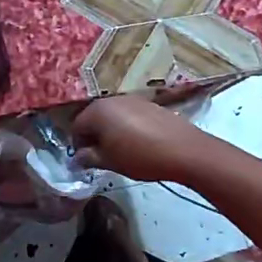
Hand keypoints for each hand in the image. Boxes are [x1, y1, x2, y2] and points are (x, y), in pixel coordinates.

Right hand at [70, 96, 208, 184]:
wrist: (185, 150)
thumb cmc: (140, 156)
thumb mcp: (109, 162)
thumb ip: (88, 158)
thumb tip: (77, 157)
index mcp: (96, 111)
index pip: (76, 126)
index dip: (77, 144)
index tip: (85, 160)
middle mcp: (111, 100)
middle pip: (93, 117)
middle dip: (94, 135)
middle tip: (102, 155)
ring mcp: (132, 99)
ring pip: (112, 115)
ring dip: (111, 130)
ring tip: (121, 150)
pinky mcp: (149, 104)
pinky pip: (129, 114)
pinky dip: (127, 126)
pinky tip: (138, 142)